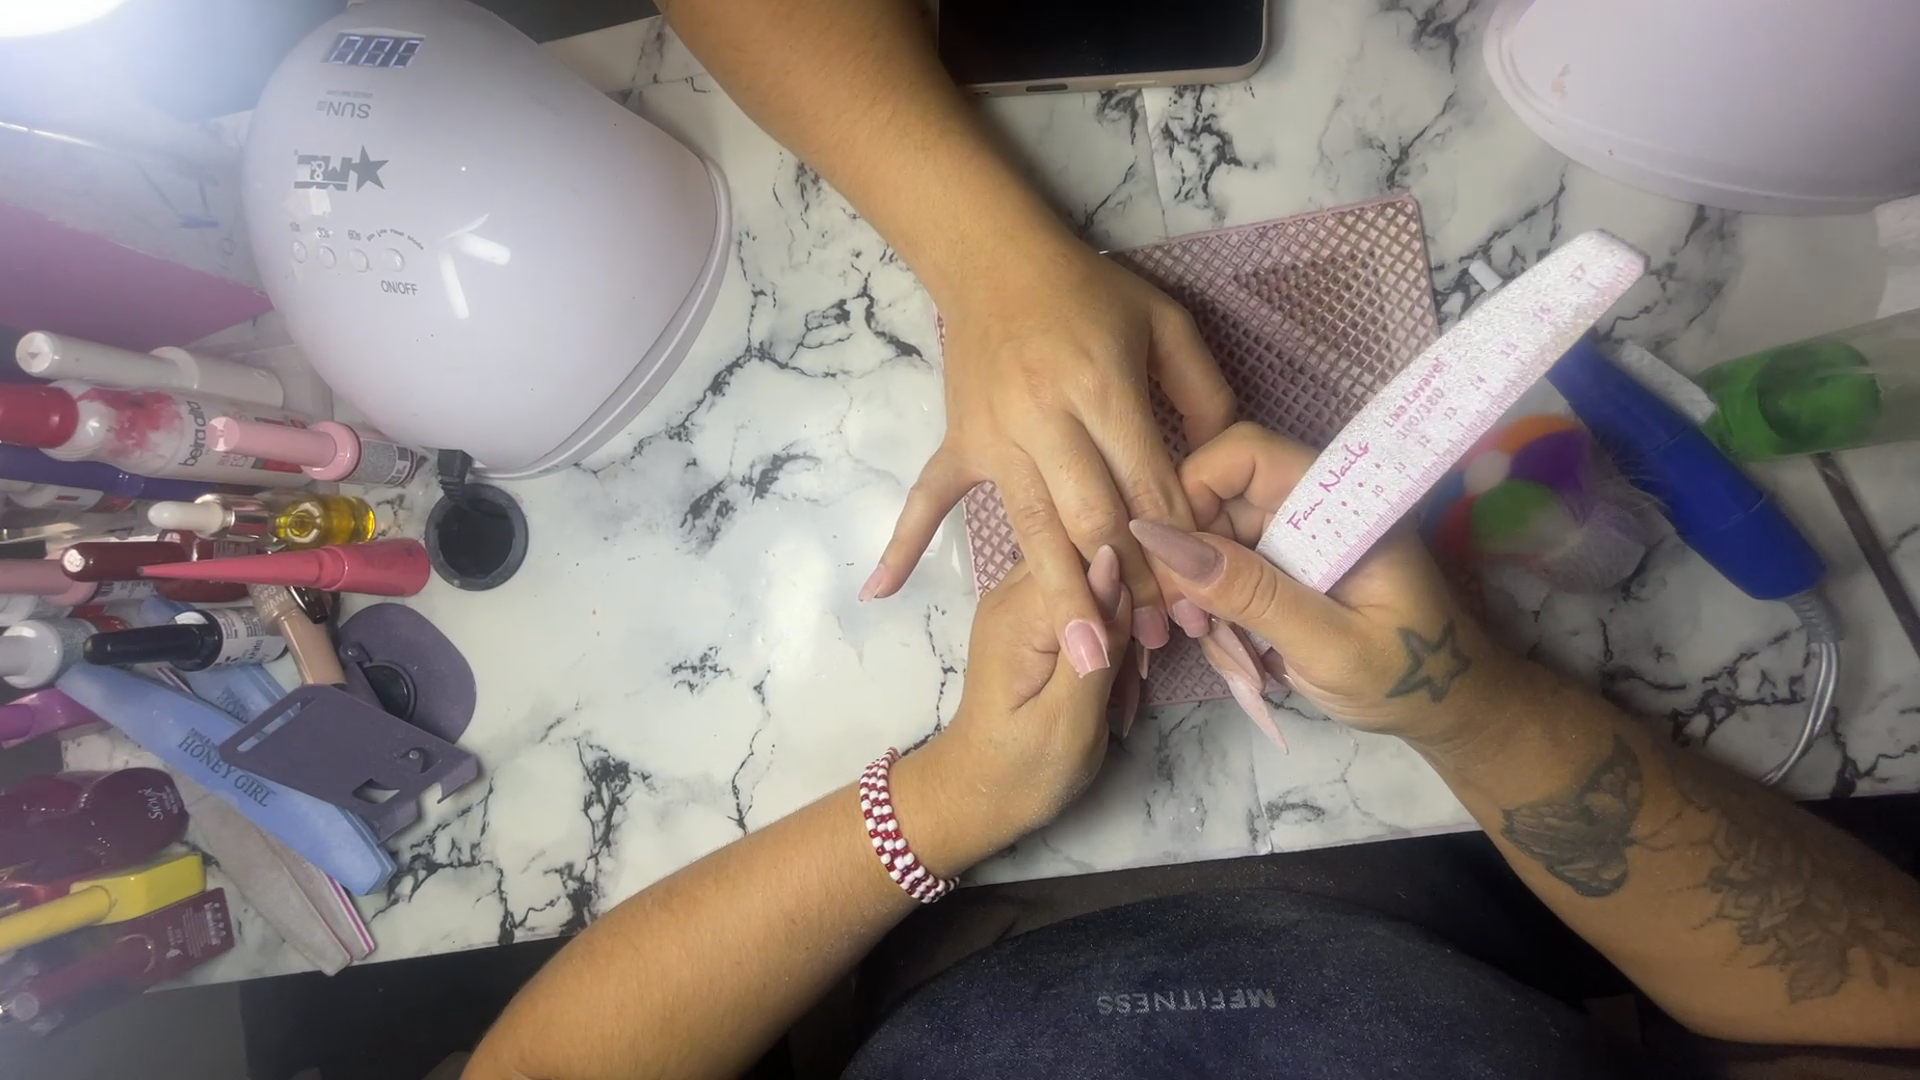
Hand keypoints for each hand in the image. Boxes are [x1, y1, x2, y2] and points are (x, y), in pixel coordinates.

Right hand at [862, 244, 1235, 673]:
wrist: (996, 260)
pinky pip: (929, 496)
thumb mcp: (1165, 323)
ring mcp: (994, 437)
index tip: (1194, 606)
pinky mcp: (959, 443)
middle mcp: (1046, 419)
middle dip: (1125, 587)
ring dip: (1058, 592)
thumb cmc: (1089, 292)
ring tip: (1081, 658)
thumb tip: (1223, 462)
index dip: (1174, 548)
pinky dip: (905, 541)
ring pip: (1030, 527)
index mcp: (1104, 388)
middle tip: (1152, 647)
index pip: (1146, 484)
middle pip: (1091, 519)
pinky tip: (879, 591)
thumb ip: (1203, 391)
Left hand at [893, 546, 1132, 874]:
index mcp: (1017, 612)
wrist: (977, 790)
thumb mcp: (1071, 717)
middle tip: (1145, 660)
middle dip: (1129, 597)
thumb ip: (1098, 639)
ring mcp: (1016, 600)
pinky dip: (1105, 628)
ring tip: (1128, 677)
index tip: (1159, 627)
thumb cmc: (1024, 768)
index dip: (1133, 578)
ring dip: (1120, 618)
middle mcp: (1010, 592)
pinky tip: (1114, 672)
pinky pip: (1078, 596)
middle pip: (1086, 554)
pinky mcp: (1029, 616)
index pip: (1086, 551)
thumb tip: (1114, 559)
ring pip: (1087, 574)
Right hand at [1128, 423, 1526, 747]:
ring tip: (1224, 645)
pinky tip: (1235, 647)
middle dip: (1188, 558)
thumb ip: (1247, 591)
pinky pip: (1219, 571)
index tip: (1174, 559)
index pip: (1244, 454)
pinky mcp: (1278, 566)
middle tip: (1190, 624)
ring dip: (1199, 593)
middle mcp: (1308, 507)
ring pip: (1207, 539)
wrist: (1446, 709)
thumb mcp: (1327, 644)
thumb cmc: (1408, 676)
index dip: (1194, 488)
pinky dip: (1213, 609)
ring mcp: (1291, 537)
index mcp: (1338, 503)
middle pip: (1213, 498)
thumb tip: (1158, 539)